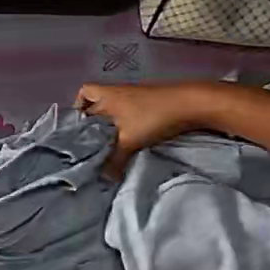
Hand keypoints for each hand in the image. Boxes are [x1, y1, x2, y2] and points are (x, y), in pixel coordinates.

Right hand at [75, 82, 220, 171]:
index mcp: (107, 95)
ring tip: (110, 144)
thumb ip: (114, 160)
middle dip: (93, 121)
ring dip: (110, 125)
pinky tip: (129, 140)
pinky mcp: (149, 102)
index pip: (83, 94)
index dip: (78, 109)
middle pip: (97, 103)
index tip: (78, 129)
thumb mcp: (130, 141)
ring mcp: (135, 96)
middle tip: (92, 142)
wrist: (192, 104)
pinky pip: (128, 113)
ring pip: (114, 109)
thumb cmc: (153, 117)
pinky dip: (125, 125)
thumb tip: (105, 178)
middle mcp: (118, 92)